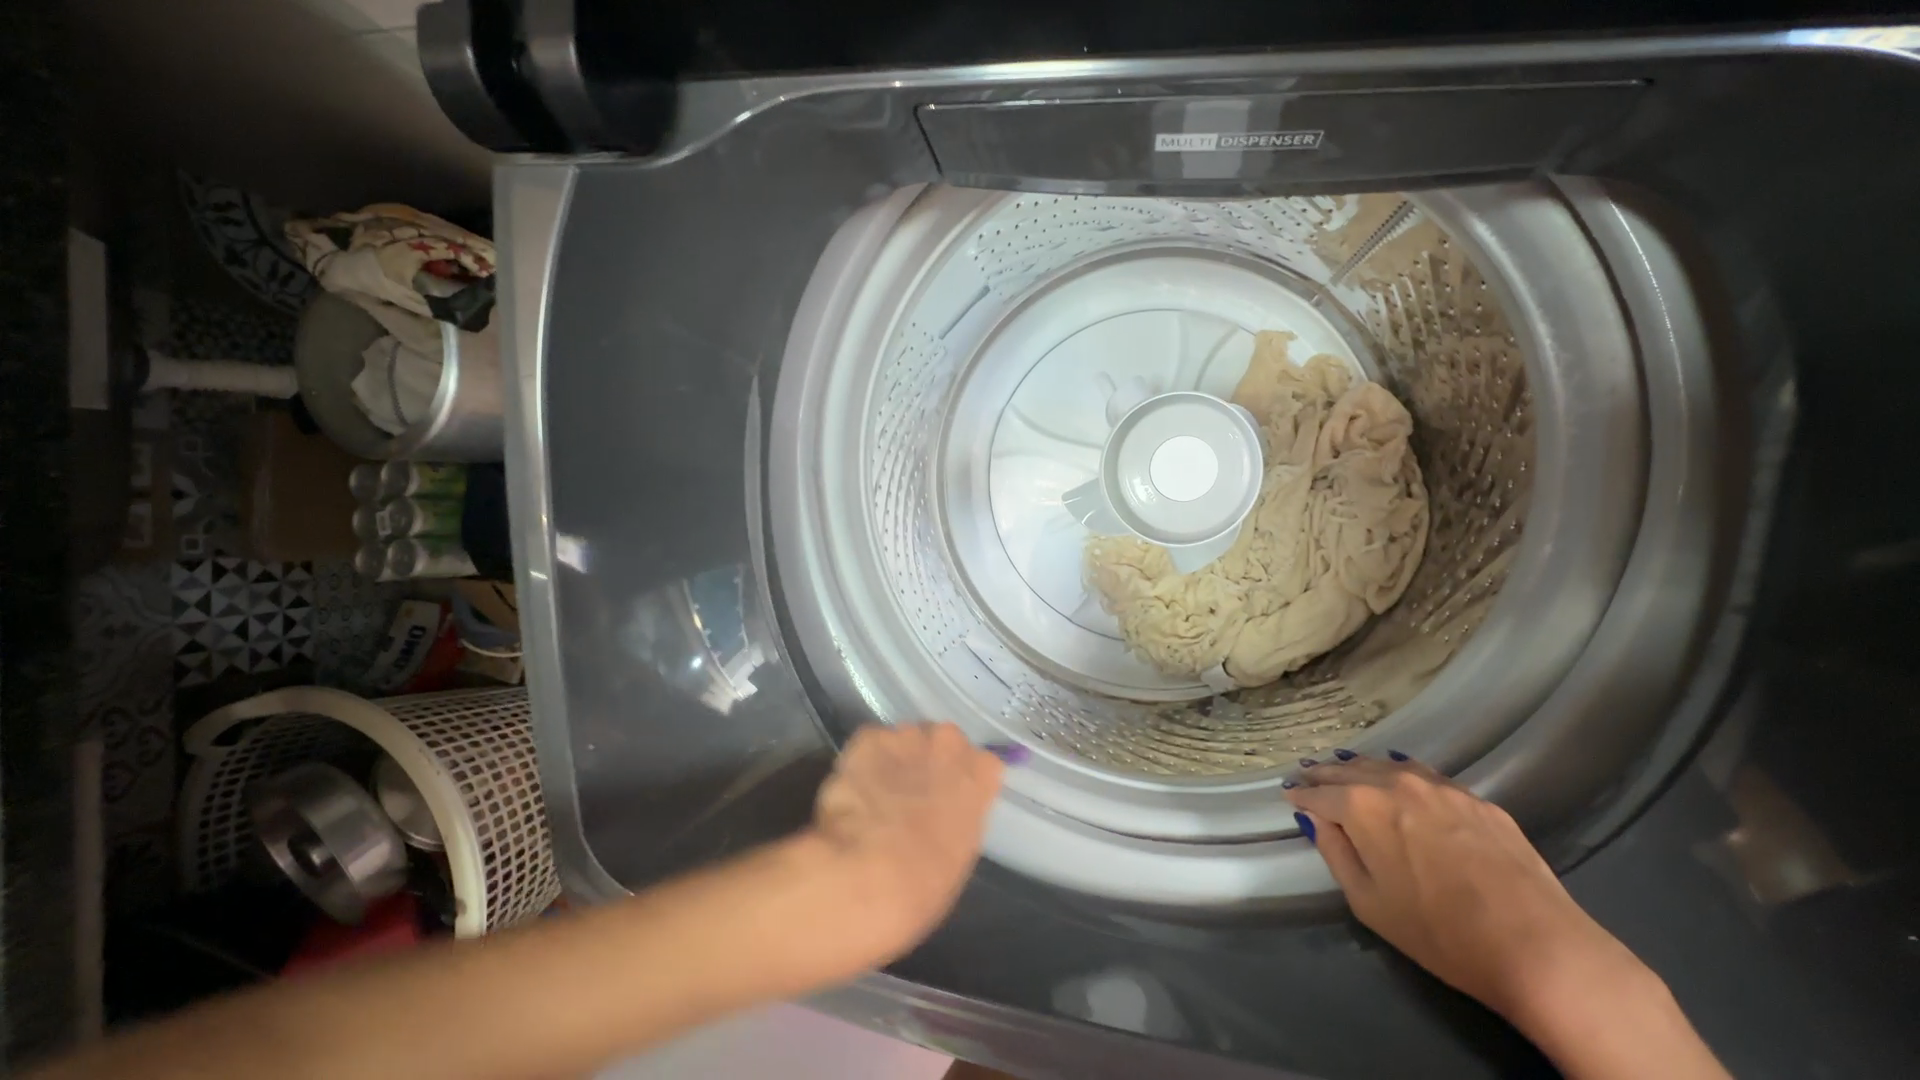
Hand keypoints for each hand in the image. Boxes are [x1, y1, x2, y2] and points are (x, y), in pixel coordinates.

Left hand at [804, 722, 1004, 969]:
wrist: (870, 873)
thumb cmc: (926, 880)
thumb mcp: (962, 851)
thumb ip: (960, 816)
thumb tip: (943, 813)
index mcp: (982, 772)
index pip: (981, 764)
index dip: (961, 782)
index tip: (948, 799)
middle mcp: (949, 742)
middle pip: (942, 742)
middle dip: (929, 762)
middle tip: (912, 793)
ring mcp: (906, 736)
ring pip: (903, 741)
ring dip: (895, 761)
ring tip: (877, 793)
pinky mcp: (867, 739)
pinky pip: (869, 746)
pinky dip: (863, 764)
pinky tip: (854, 791)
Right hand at [1285, 753, 1644, 1020]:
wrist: (1537, 946)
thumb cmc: (1439, 932)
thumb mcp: (1368, 902)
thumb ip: (1335, 852)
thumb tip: (1317, 819)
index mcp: (1363, 807)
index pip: (1319, 794)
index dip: (1300, 795)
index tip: (1288, 795)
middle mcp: (1399, 784)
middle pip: (1352, 771)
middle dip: (1326, 774)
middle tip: (1308, 776)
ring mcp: (1443, 788)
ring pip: (1391, 767)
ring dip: (1364, 768)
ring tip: (1347, 770)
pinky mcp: (1479, 801)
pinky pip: (1428, 777)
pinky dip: (1404, 775)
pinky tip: (1401, 779)